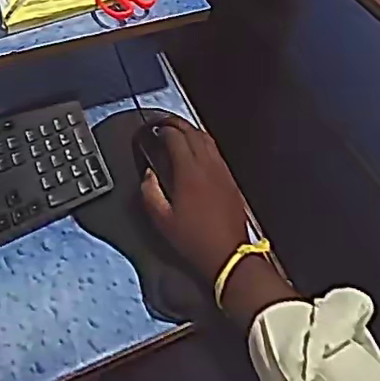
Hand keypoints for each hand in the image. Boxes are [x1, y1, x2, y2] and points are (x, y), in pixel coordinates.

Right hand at [139, 115, 298, 324]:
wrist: (229, 257)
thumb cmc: (194, 239)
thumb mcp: (161, 219)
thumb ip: (150, 192)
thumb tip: (148, 175)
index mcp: (189, 172)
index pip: (176, 137)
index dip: (163, 129)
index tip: (154, 130)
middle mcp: (208, 167)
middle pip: (193, 132)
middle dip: (177, 124)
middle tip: (164, 124)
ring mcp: (222, 172)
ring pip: (208, 139)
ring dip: (192, 131)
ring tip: (180, 132)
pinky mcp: (231, 181)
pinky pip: (217, 153)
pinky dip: (204, 144)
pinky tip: (198, 151)